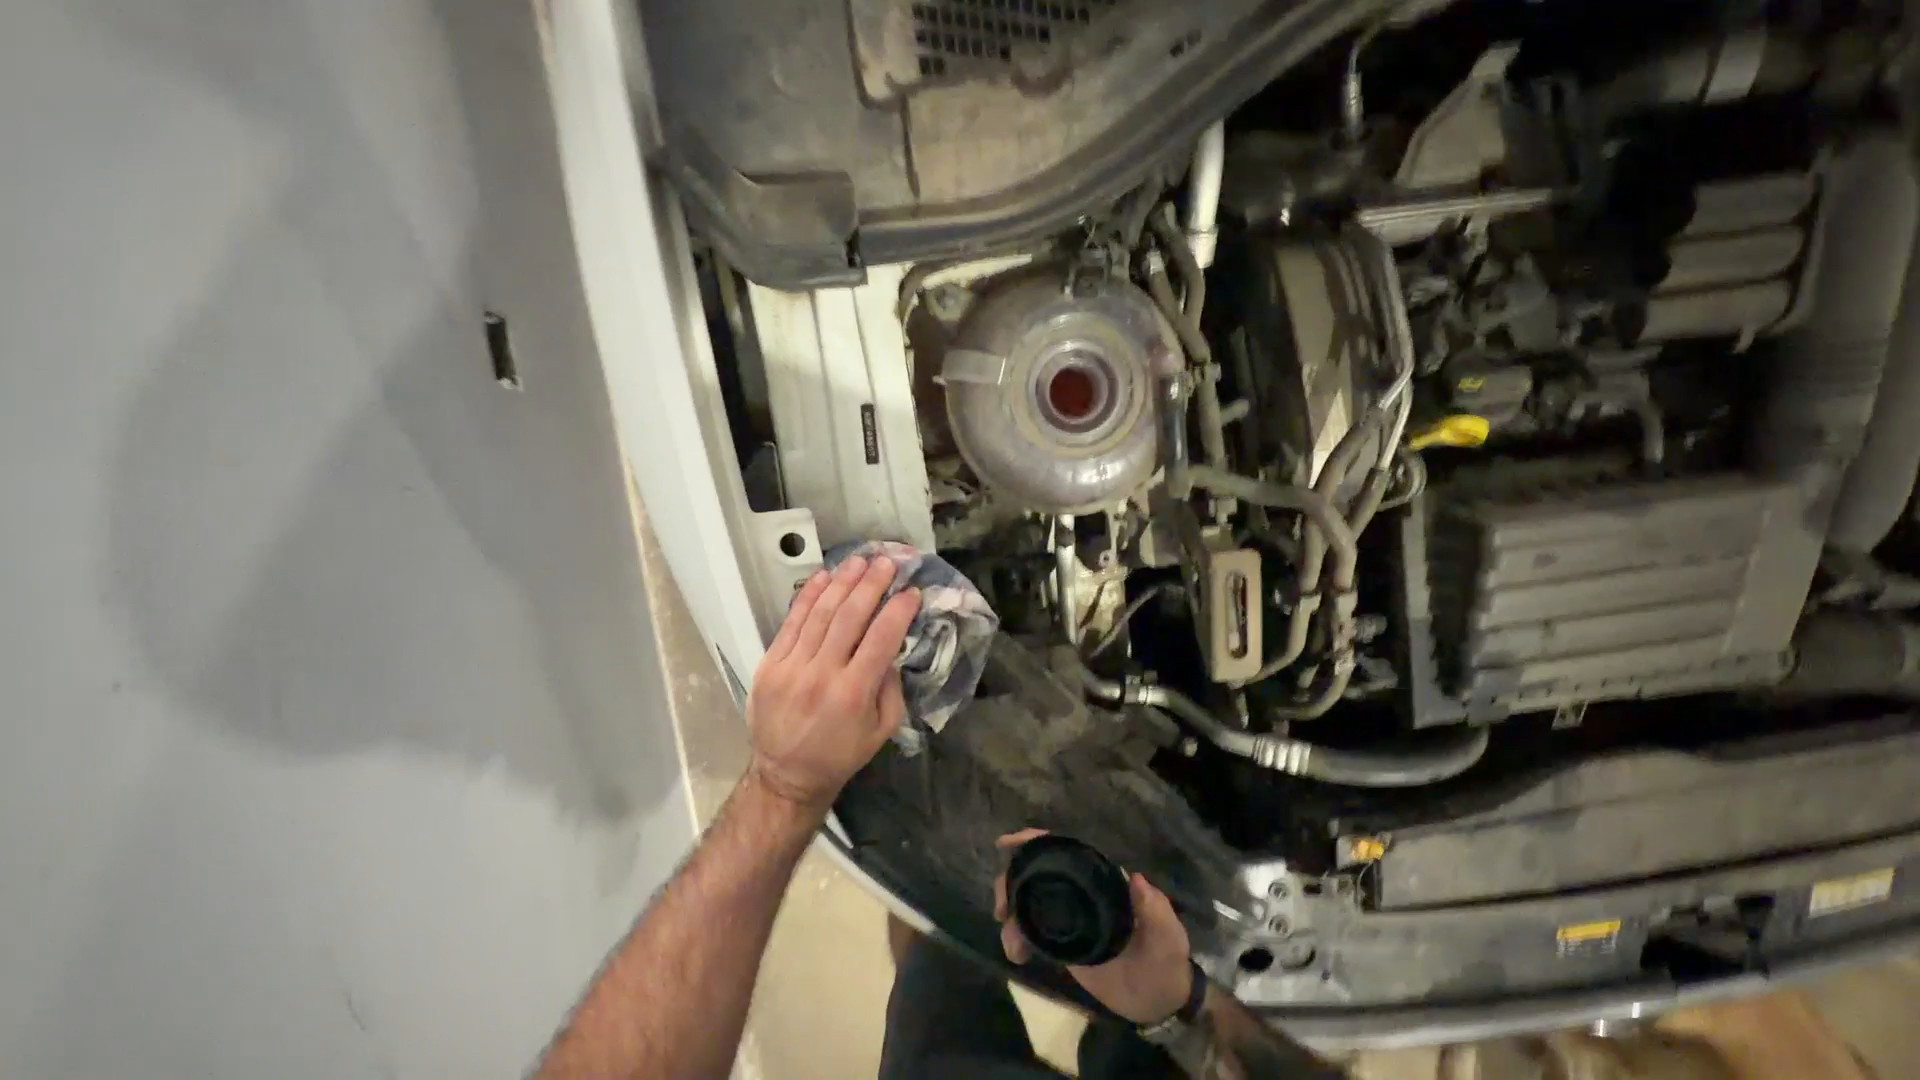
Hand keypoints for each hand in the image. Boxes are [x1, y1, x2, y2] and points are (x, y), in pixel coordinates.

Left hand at [746, 555, 919, 814]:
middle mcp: (822, 675)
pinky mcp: (770, 664)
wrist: (786, 775)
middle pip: (850, 618)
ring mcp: (792, 667)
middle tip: (887, 562)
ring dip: (842, 582)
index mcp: (853, 694)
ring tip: (859, 560)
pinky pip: (791, 622)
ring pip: (820, 614)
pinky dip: (808, 597)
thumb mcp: (882, 730)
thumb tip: (890, 648)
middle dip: (871, 585)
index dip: (898, 611)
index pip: (881, 639)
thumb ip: (891, 687)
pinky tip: (824, 577)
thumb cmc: (841, 753)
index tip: (911, 592)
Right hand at [992, 829, 1195, 1024]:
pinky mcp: (1061, 946)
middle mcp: (1080, 894)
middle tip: (1001, 907)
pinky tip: (1016, 954)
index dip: (1036, 843)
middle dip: (1011, 881)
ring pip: (1027, 903)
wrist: (1160, 1002)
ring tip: (1010, 941)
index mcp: (1102, 882)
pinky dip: (1016, 938)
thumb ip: (1154, 908)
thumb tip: (1135, 878)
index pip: (1065, 852)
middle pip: (1036, 874)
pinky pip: (1031, 934)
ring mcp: (1068, 919)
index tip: (1008, 843)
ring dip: (1010, 914)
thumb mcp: (1167, 933)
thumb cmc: (1166, 958)